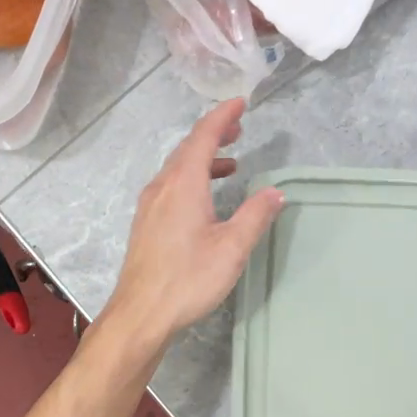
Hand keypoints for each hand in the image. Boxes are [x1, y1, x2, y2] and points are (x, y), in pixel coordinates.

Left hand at [105, 99, 285, 344]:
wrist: (141, 313)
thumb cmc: (188, 280)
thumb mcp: (231, 249)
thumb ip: (255, 217)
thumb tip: (275, 193)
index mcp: (184, 183)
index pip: (203, 136)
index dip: (223, 117)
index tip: (241, 103)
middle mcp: (162, 187)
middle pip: (187, 149)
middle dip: (213, 135)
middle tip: (238, 131)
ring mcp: (149, 207)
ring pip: (176, 170)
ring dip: (202, 161)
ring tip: (228, 166)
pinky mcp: (145, 226)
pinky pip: (169, 189)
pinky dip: (190, 181)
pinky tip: (202, 202)